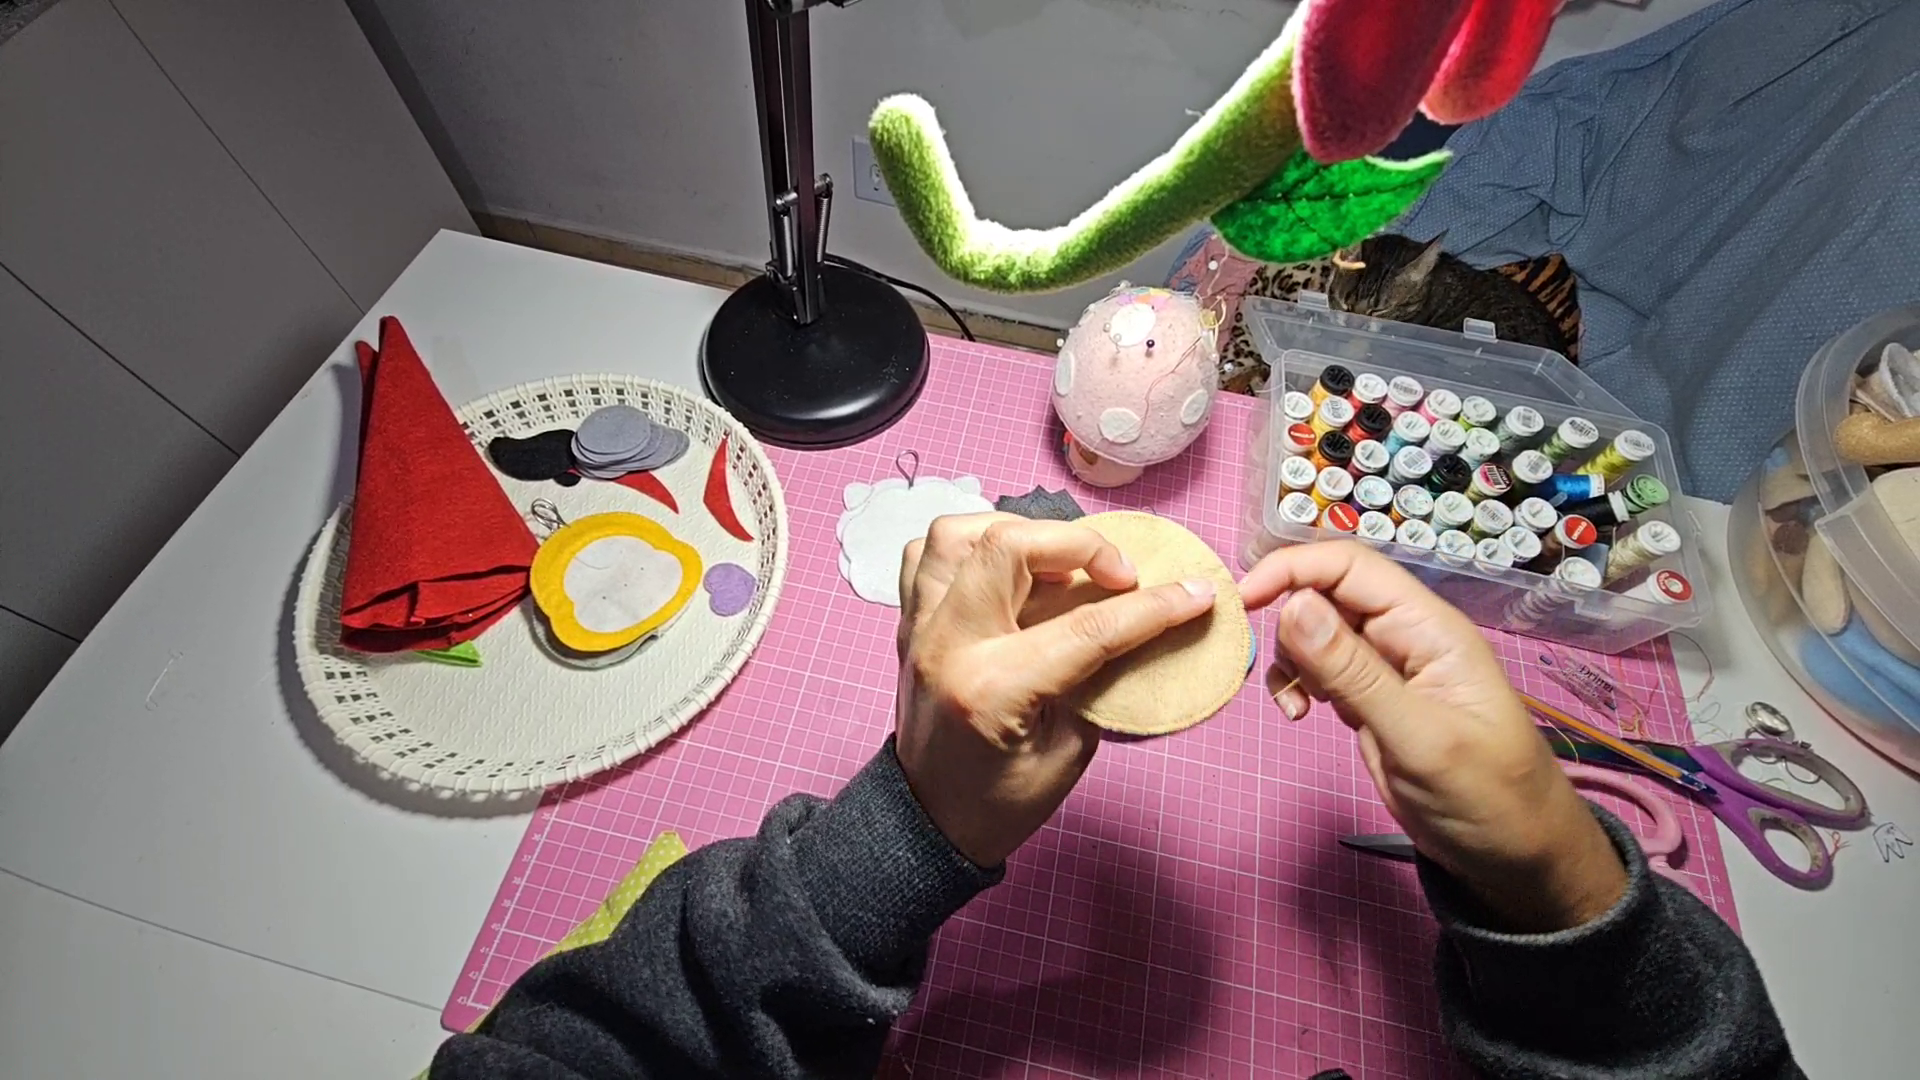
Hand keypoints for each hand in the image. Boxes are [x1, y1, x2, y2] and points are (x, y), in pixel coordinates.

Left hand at [894, 513, 1216, 866]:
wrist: (929, 823)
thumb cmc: (1001, 801)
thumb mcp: (1069, 750)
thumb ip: (1100, 677)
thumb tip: (1134, 623)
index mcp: (993, 688)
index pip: (1085, 627)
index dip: (1153, 607)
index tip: (1195, 592)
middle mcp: (949, 644)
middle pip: (1007, 547)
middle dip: (1076, 543)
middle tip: (1116, 573)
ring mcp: (920, 628)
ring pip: (954, 535)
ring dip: (1014, 532)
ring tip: (1053, 560)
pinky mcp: (910, 624)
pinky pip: (925, 556)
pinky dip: (967, 547)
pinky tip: (1003, 570)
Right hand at [1239, 541, 1625, 931]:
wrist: (1516, 861)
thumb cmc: (1488, 799)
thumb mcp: (1419, 737)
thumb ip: (1353, 672)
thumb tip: (1291, 606)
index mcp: (1426, 627)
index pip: (1350, 567)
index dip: (1292, 568)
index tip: (1244, 598)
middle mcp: (1400, 635)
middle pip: (1324, 592)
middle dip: (1283, 615)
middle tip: (1256, 655)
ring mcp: (1381, 666)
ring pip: (1311, 630)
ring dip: (1288, 658)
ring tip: (1296, 704)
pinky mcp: (1365, 696)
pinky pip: (1314, 668)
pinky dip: (1294, 683)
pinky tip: (1298, 714)